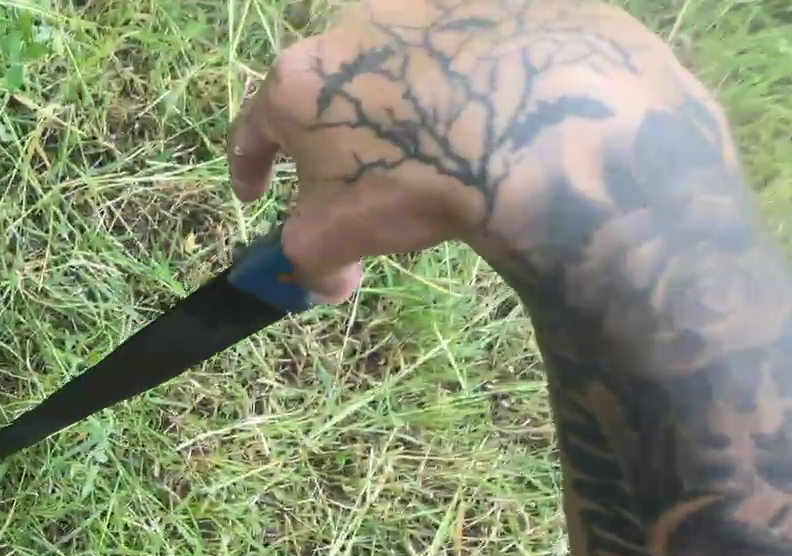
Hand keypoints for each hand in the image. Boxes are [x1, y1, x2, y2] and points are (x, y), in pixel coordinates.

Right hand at [228, 0, 696, 299]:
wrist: (551, 135)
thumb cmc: (408, 184)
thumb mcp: (328, 242)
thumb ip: (306, 263)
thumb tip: (324, 286)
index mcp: (298, 78)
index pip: (251, 129)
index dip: (246, 170)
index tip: (253, 196)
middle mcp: (357, 21)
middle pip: (324, 85)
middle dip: (322, 131)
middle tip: (337, 172)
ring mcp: (436, 1)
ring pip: (394, 61)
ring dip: (390, 101)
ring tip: (415, 144)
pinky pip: (467, 49)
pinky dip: (460, 83)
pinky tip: (477, 121)